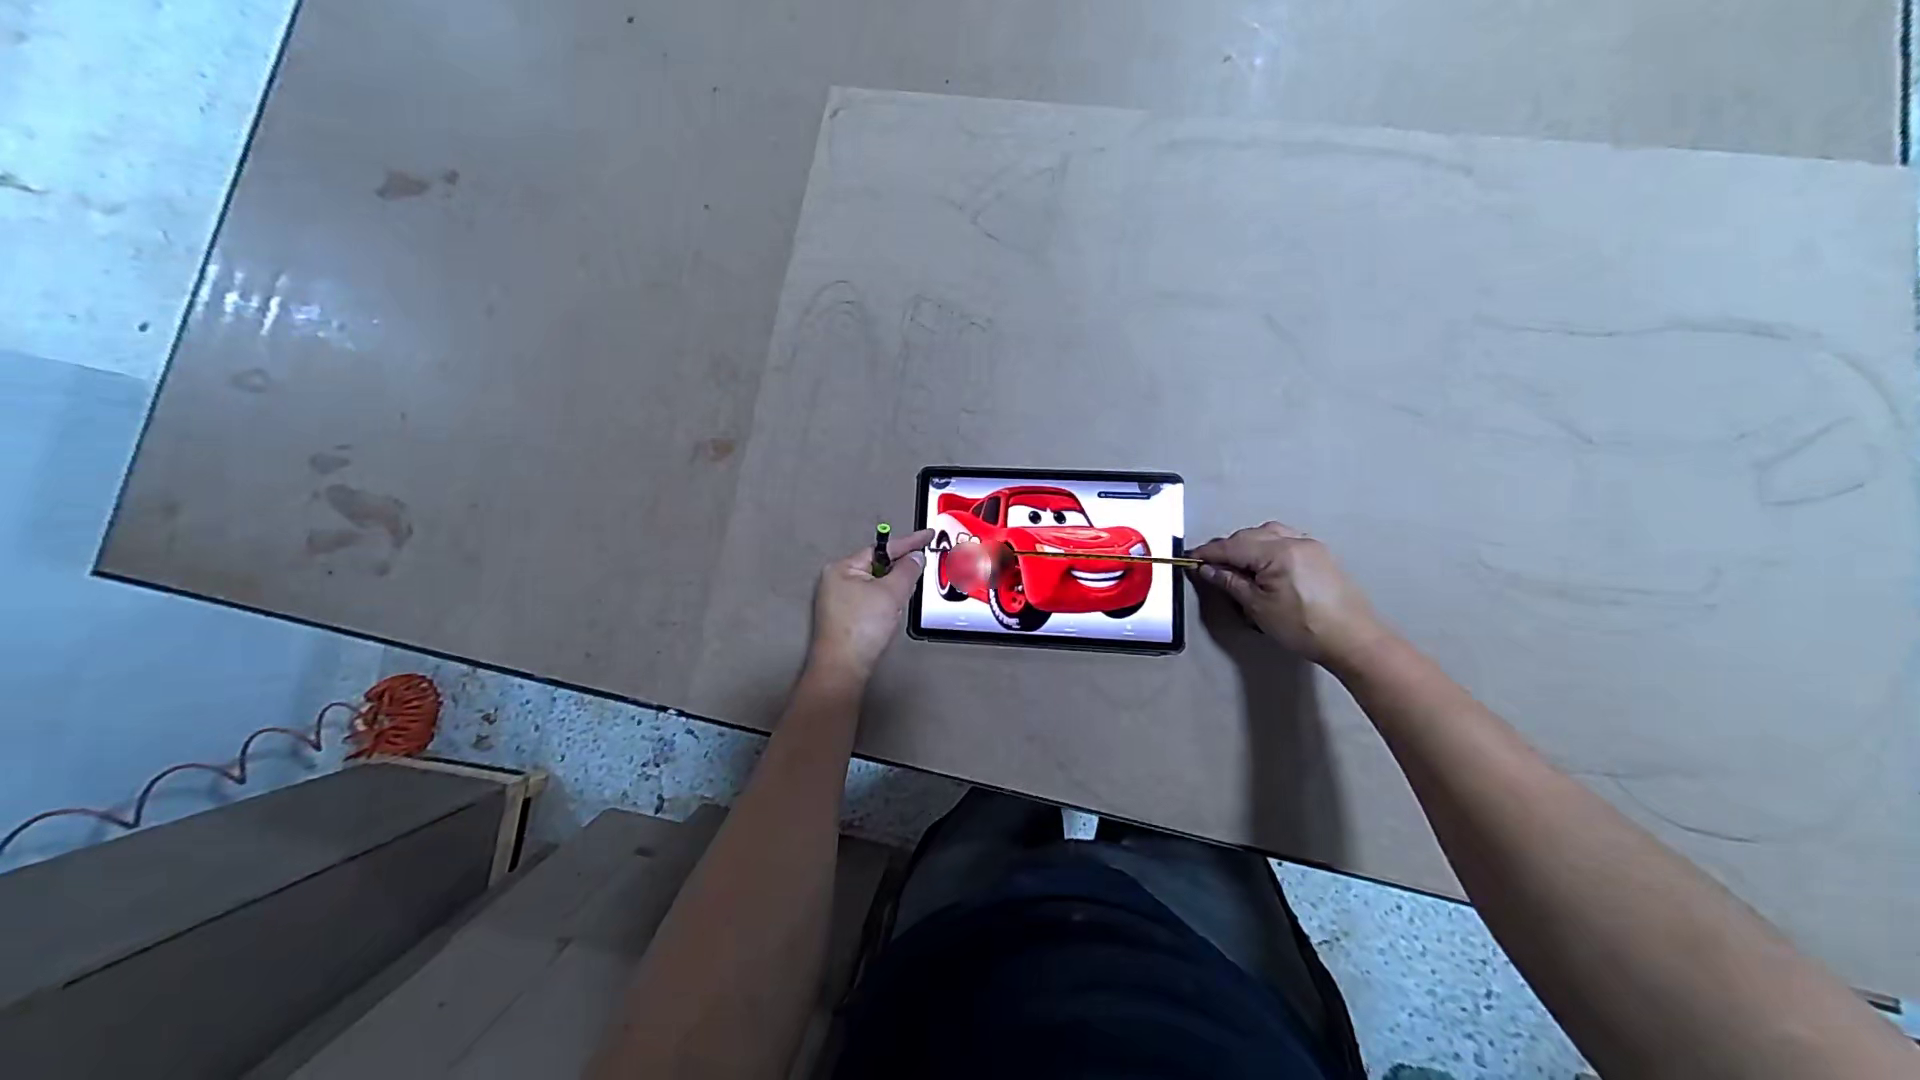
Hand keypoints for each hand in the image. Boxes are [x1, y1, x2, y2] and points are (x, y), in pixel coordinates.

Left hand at [805, 528, 933, 681]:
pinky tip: (889, 617)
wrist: (843, 667)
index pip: (881, 549)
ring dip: (893, 593)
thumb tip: (915, 557)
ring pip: (877, 587)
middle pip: (879, 567)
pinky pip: (871, 602)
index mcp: (842, 568)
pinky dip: (885, 605)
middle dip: (899, 575)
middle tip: (914, 580)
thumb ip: (907, 570)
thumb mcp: (891, 593)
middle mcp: (837, 580)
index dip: (908, 543)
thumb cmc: (861, 628)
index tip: (926, 536)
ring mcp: (839, 600)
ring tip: (896, 608)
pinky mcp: (845, 618)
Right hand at [1191, 521, 1389, 666]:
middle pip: (1249, 535)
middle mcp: (1295, 541)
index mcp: (1278, 552)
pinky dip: (1267, 546)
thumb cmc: (1304, 627)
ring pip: (1268, 533)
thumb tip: (1207, 569)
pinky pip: (1285, 540)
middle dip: (1227, 548)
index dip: (1208, 552)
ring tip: (1235, 564)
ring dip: (1247, 544)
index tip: (1190, 559)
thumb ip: (1230, 582)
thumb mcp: (1257, 607)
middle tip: (1210, 567)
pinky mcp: (1320, 555)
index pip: (1233, 545)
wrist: (1353, 640)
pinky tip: (1262, 564)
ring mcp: (1311, 546)